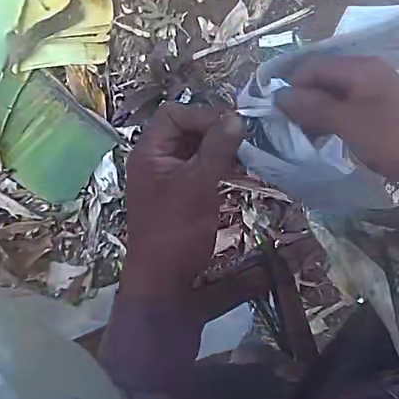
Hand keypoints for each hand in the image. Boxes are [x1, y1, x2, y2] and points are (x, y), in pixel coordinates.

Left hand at [121, 102, 243, 299]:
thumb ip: (216, 149)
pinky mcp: (183, 194)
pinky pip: (202, 168)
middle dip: (216, 130)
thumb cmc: (175, 231)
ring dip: (222, 147)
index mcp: (148, 152)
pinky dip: (221, 165)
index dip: (203, 115)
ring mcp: (169, 177)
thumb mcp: (198, 185)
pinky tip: (244, 169)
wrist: (164, 284)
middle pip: (186, 129)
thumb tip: (237, 117)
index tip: (232, 127)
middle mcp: (156, 160)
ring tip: (250, 152)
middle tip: (247, 137)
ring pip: (197, 148)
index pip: (173, 114)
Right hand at [274, 54, 398, 192]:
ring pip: (334, 97)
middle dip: (299, 100)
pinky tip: (326, 141)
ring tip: (299, 137)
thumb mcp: (350, 124)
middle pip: (321, 79)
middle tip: (281, 128)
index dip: (286, 85)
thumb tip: (278, 95)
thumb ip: (313, 107)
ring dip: (314, 113)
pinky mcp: (386, 114)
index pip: (309, 66)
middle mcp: (368, 74)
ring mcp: (378, 94)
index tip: (268, 112)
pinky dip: (332, 122)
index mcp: (359, 68)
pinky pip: (349, 111)